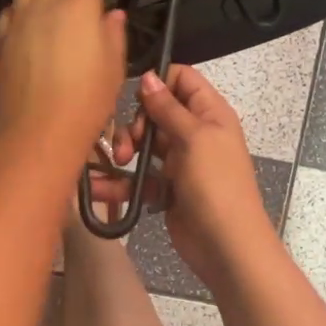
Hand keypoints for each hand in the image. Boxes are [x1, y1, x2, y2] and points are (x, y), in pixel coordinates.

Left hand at [0, 0, 127, 170]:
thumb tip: (112, 14)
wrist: (37, 135)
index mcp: (78, 4)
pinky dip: (23, 2)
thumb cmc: (86, 102)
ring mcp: (18, 19)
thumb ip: (113, 33)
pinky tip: (32, 15)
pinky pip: (10, 7)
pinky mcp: (1, 38)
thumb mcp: (114, 68)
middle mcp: (45, 2)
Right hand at [99, 65, 274, 288]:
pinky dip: (120, 180)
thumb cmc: (216, 183)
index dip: (158, 82)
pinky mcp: (166, 189)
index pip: (182, 78)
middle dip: (136, 121)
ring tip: (117, 162)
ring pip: (145, 143)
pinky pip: (139, 176)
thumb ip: (168, 107)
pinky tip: (97, 186)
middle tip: (129, 141)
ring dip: (124, 148)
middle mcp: (195, 131)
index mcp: (209, 112)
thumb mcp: (194, 138)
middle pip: (157, 110)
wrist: (227, 249)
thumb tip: (148, 75)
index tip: (137, 97)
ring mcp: (180, 161)